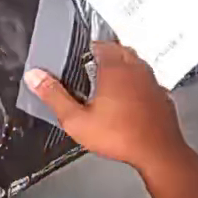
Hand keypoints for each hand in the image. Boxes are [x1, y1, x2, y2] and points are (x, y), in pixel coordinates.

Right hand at [25, 40, 197, 181]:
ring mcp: (152, 82)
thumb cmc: (120, 136)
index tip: (81, 56)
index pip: (101, 45)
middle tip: (94, 65)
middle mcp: (136, 69)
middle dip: (107, 55)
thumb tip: (34, 77)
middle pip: (121, 50)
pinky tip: (130, 101)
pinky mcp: (162, 96)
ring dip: (124, 68)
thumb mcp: (76, 120)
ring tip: (110, 82)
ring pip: (137, 64)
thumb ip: (54, 96)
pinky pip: (148, 83)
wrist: (158, 153)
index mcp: (114, 68)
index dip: (89, 49)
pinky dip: (138, 86)